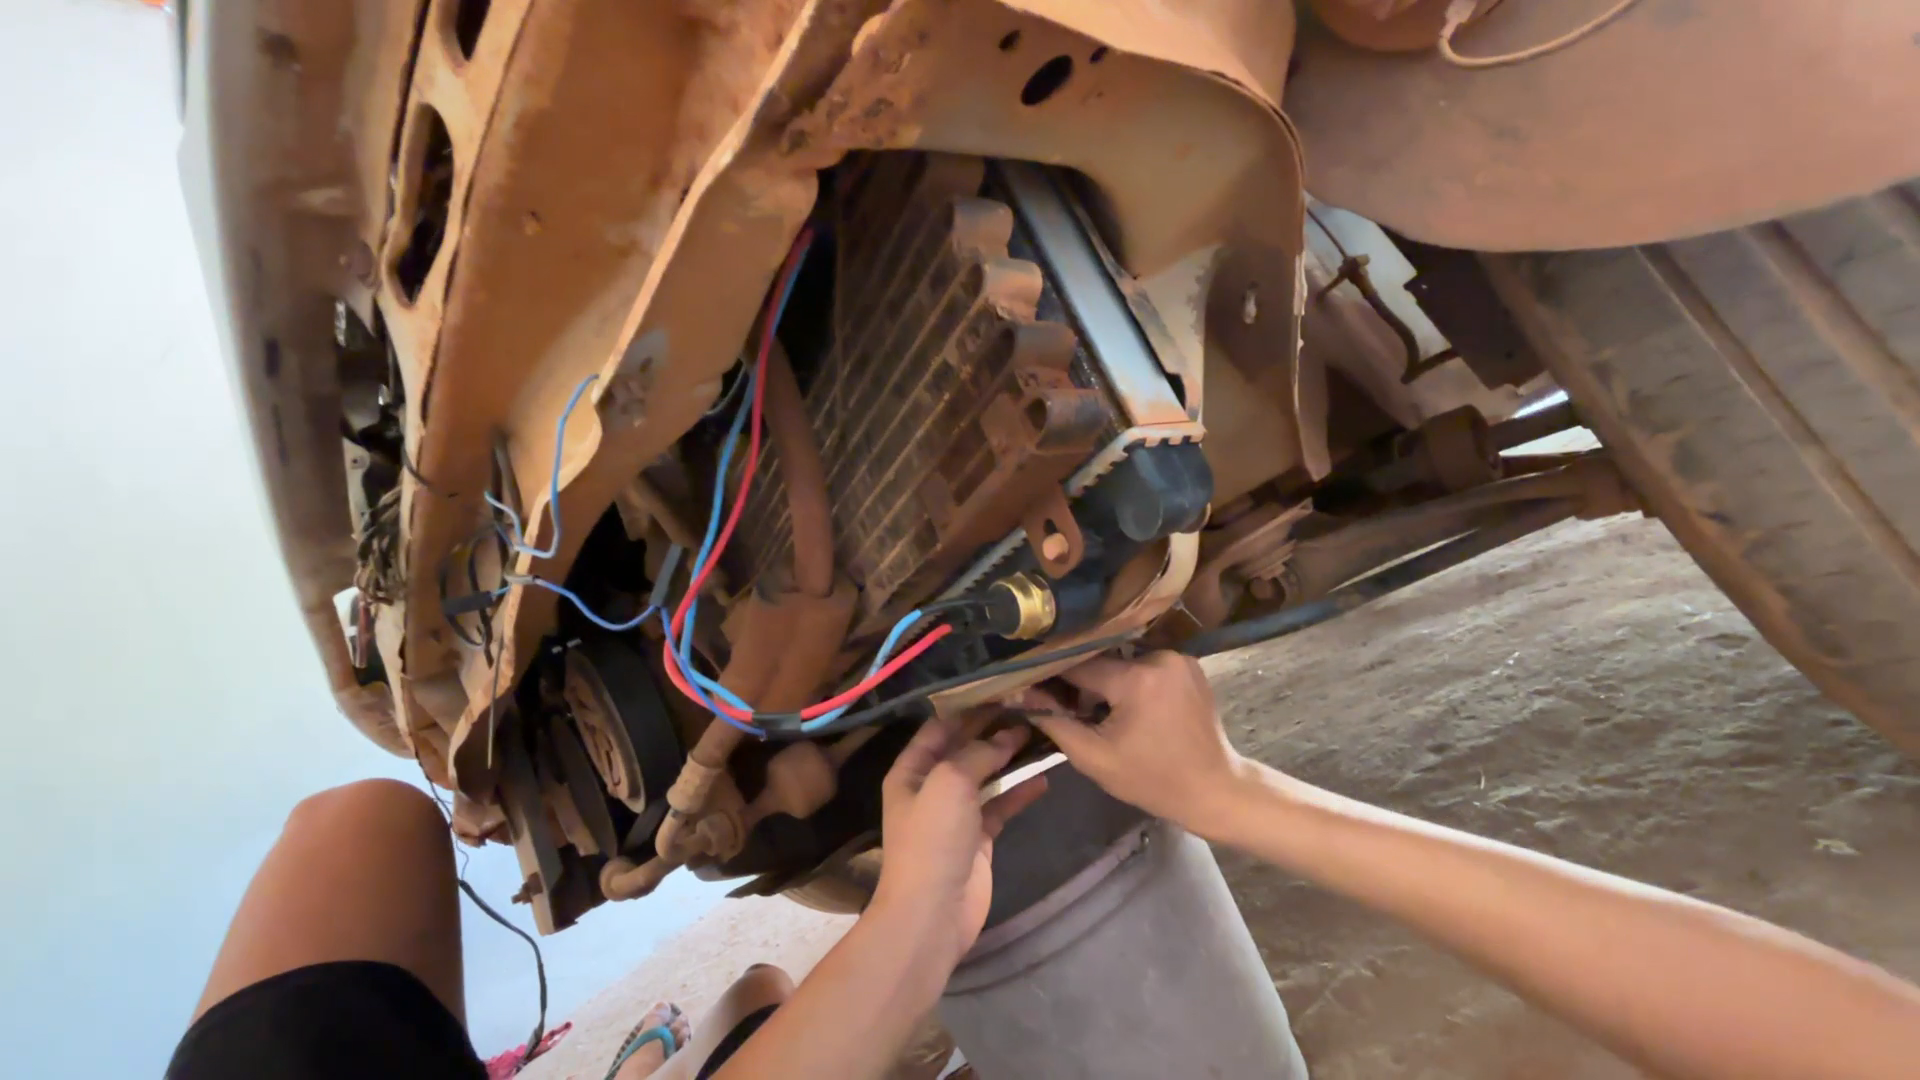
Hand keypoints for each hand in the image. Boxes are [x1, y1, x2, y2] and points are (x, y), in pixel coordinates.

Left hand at [871, 722, 1047, 966]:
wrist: (932, 913)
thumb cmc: (933, 840)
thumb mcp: (950, 782)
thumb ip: (978, 753)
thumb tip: (1005, 736)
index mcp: (911, 771)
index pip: (939, 727)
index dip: (968, 708)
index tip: (1002, 690)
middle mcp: (931, 787)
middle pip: (964, 749)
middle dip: (992, 729)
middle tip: (1028, 707)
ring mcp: (955, 814)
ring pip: (986, 776)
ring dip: (1010, 758)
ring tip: (1040, 734)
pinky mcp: (978, 839)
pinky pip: (1001, 806)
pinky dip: (1020, 792)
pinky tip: (1044, 778)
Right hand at [1017, 651, 1248, 834]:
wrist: (1215, 789)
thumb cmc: (1152, 780)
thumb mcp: (1095, 758)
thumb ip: (1055, 722)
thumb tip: (1021, 694)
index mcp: (1138, 678)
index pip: (1079, 665)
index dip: (1053, 676)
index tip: (1031, 683)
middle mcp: (1161, 657)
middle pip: (1102, 660)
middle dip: (1083, 681)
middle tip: (1069, 706)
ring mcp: (1179, 658)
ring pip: (1123, 660)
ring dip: (1108, 679)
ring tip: (1100, 708)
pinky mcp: (1190, 665)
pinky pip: (1146, 664)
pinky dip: (1132, 679)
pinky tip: (1129, 705)